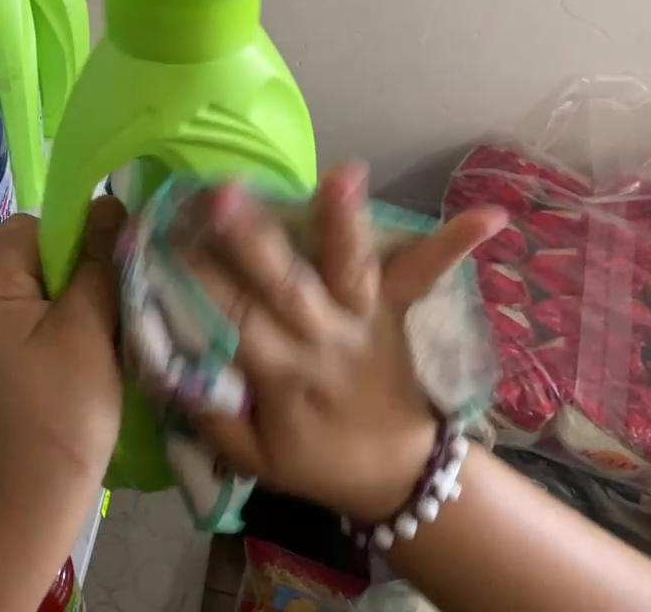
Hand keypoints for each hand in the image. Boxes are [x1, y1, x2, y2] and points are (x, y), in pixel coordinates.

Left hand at [0, 199, 126, 503]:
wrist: (32, 496)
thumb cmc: (64, 407)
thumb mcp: (90, 325)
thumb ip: (99, 259)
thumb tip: (109, 202)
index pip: (35, 226)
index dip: (76, 241)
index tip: (105, 277)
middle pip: (29, 249)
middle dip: (71, 268)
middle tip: (102, 307)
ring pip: (30, 280)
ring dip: (66, 294)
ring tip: (92, 330)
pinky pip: (22, 309)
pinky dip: (51, 317)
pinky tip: (74, 348)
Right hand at [178, 162, 507, 520]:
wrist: (402, 478)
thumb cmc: (317, 462)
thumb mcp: (254, 460)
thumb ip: (211, 415)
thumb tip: (165, 361)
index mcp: (284, 374)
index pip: (231, 317)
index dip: (195, 277)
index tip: (162, 233)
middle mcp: (324, 339)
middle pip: (281, 284)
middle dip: (249, 238)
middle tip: (219, 193)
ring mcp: (367, 320)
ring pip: (350, 268)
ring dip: (344, 221)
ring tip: (344, 173)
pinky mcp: (400, 312)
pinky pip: (422, 276)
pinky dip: (451, 246)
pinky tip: (488, 215)